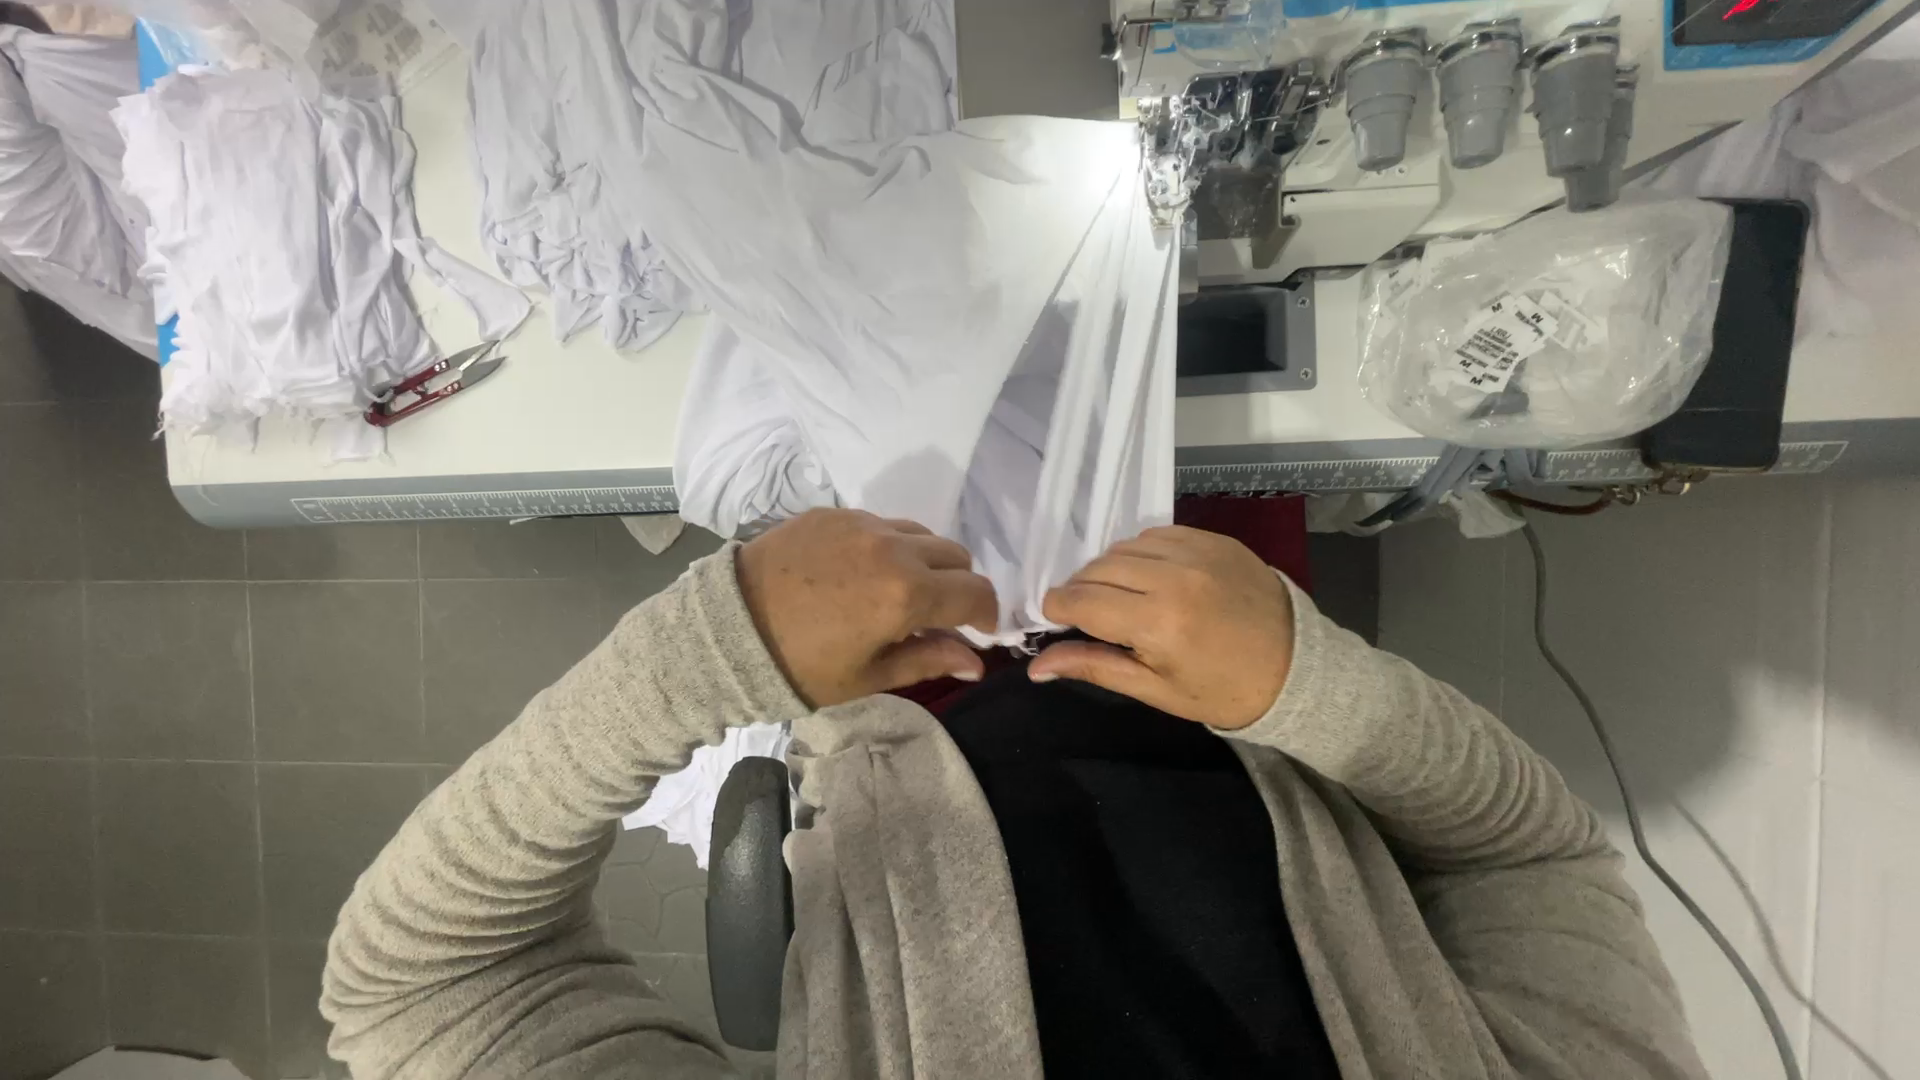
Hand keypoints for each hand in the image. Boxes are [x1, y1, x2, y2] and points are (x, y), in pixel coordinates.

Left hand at [736, 509, 996, 707]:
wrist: (726, 630)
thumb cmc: (800, 666)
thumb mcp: (868, 676)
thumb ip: (929, 660)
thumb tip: (976, 663)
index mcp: (906, 593)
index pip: (976, 592)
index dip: (986, 613)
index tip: (978, 630)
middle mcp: (893, 548)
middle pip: (956, 556)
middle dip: (957, 586)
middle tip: (935, 614)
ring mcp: (862, 524)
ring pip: (921, 534)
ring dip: (925, 561)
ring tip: (897, 589)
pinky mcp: (834, 512)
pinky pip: (882, 523)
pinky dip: (888, 546)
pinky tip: (861, 571)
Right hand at [1028, 526, 1294, 729]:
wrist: (1299, 669)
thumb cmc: (1221, 691)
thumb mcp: (1155, 689)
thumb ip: (1093, 667)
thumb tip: (1036, 668)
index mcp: (1157, 624)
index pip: (1081, 601)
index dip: (1057, 607)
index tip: (1054, 617)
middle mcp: (1173, 578)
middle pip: (1096, 569)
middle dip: (1080, 589)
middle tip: (1088, 613)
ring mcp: (1196, 552)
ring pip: (1123, 547)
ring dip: (1109, 569)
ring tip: (1122, 595)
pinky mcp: (1213, 539)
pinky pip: (1156, 533)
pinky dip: (1141, 552)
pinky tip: (1151, 575)